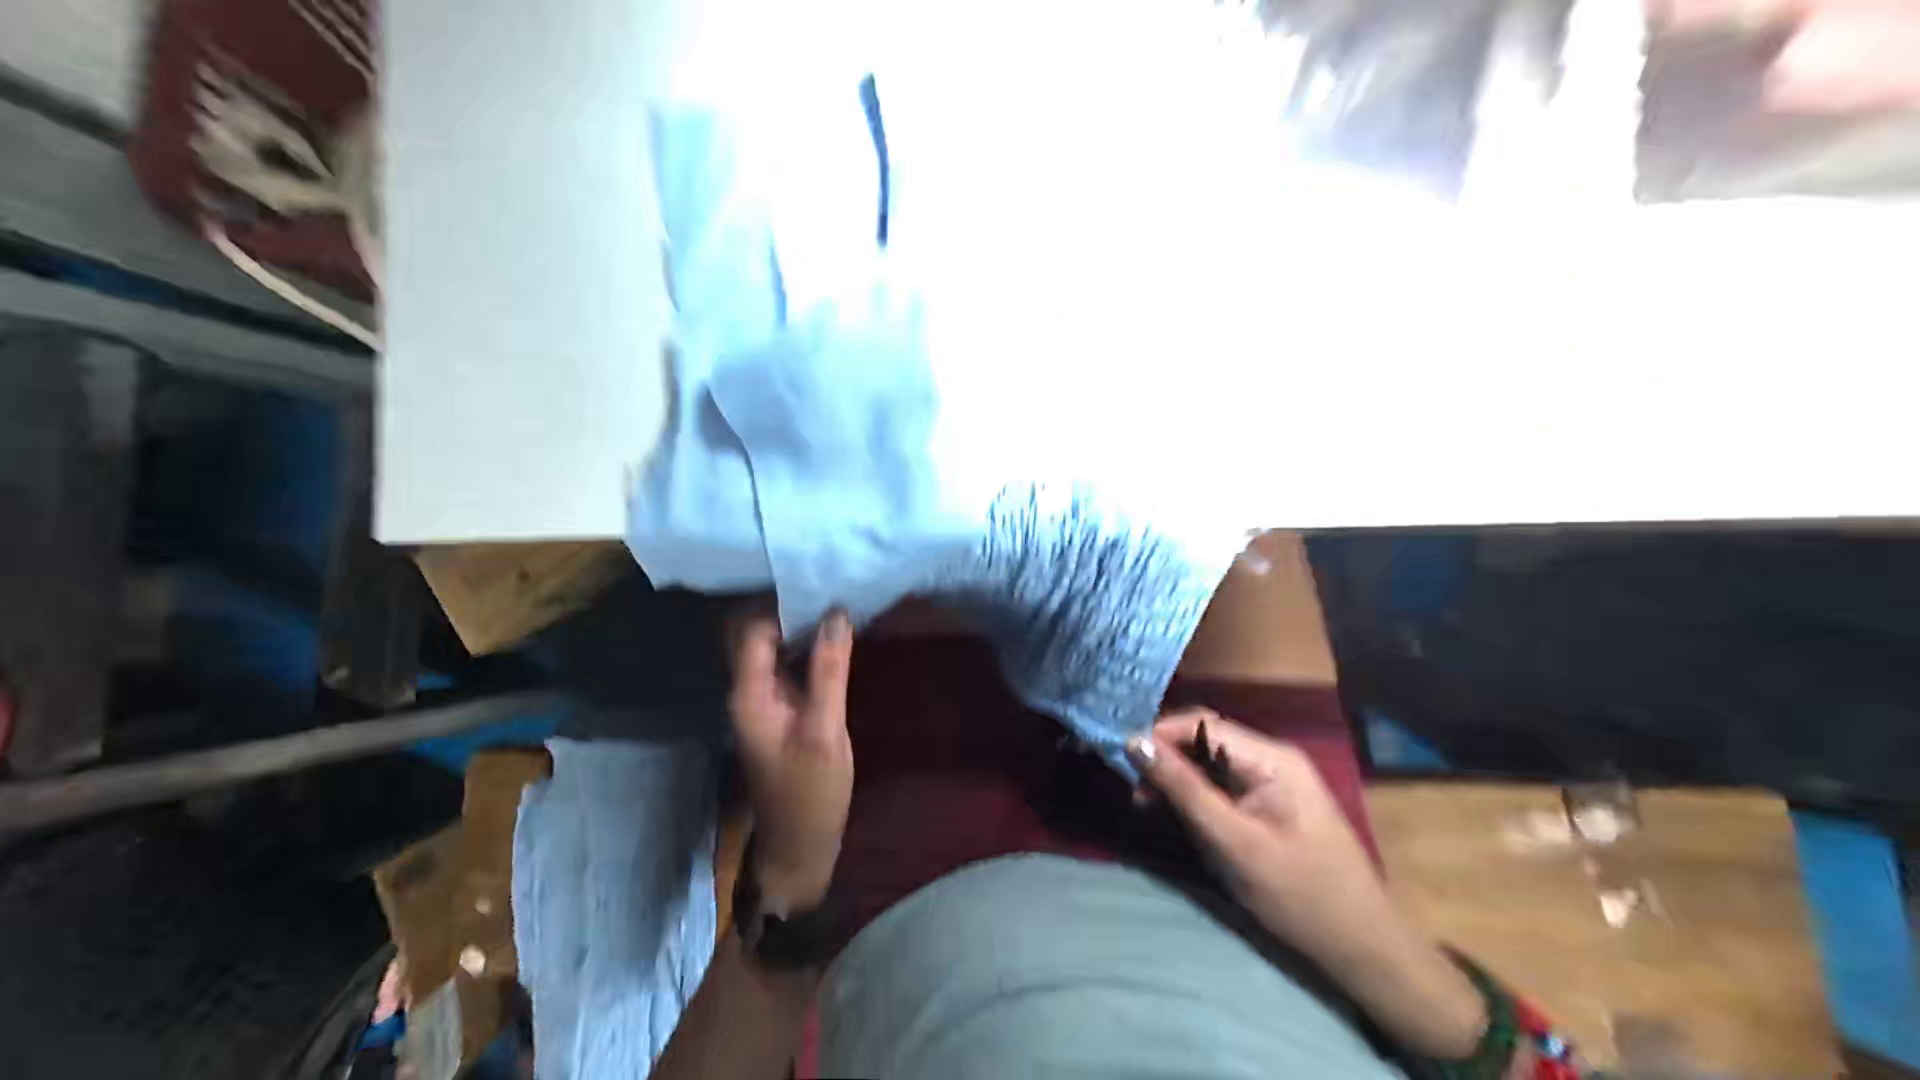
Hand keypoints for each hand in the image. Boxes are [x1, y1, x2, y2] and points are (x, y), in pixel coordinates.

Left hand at [729, 612, 853, 908]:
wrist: (801, 842)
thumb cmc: (812, 790)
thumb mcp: (826, 729)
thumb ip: (829, 670)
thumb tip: (836, 614)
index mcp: (748, 694)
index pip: (752, 629)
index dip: (781, 605)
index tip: (819, 587)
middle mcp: (746, 691)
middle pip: (750, 633)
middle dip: (783, 608)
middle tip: (825, 590)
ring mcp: (761, 699)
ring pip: (767, 646)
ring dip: (794, 625)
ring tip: (832, 605)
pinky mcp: (778, 707)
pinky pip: (783, 663)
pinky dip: (802, 646)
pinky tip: (831, 638)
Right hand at [1130, 710, 1389, 947]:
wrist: (1364, 950)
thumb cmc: (1299, 895)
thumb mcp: (1232, 842)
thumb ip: (1183, 788)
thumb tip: (1134, 741)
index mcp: (1272, 758)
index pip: (1202, 724)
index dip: (1158, 735)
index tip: (1121, 759)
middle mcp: (1273, 757)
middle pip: (1205, 738)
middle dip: (1166, 757)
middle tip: (1134, 790)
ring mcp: (1274, 780)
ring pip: (1210, 761)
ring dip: (1178, 778)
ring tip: (1149, 805)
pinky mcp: (1270, 803)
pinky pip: (1223, 783)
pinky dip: (1196, 794)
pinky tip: (1179, 815)